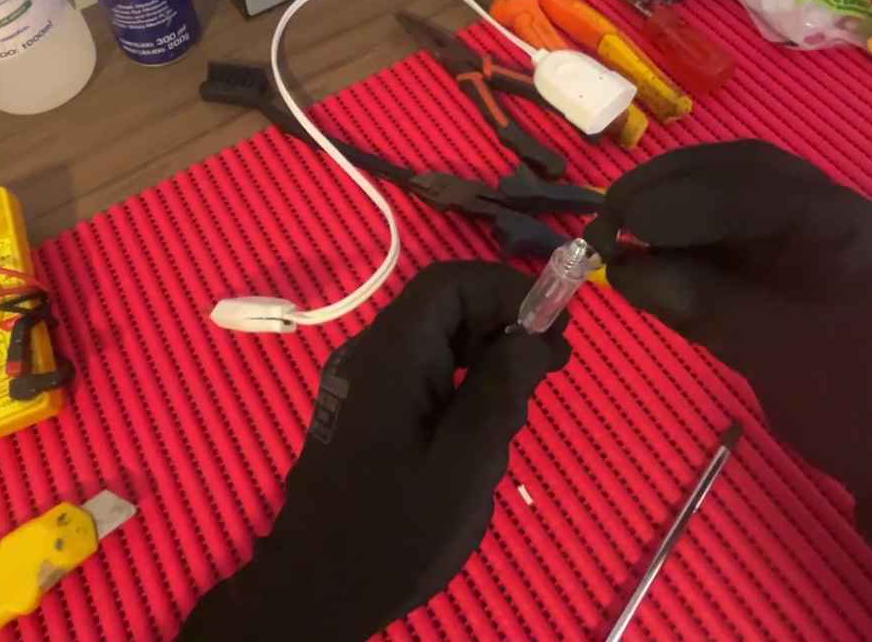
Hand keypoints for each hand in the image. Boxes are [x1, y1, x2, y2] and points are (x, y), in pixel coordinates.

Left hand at [178, 262, 570, 641]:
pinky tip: (490, 414)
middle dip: (502, 319)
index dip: (506, 288)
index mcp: (391, 352)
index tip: (556, 321)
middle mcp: (372, 350)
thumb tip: (535, 336)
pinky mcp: (369, 403)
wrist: (315, 587)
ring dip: (486, 349)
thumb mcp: (464, 466)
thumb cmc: (393, 531)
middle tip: (556, 358)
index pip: (449, 283)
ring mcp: (366, 377)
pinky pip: (422, 367)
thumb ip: (500, 393)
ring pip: (436, 336)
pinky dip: (462, 375)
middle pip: (443, 306)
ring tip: (530, 389)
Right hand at [585, 141, 871, 641]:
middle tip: (615, 207)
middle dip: (672, 183)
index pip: (756, 192)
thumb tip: (619, 266)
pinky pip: (747, 217)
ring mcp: (831, 227)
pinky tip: (661, 238)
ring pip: (744, 184)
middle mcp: (848, 214)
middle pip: (748, 170)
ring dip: (680, 195)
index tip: (620, 219)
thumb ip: (690, 298)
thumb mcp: (765, 353)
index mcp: (858, 233)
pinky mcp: (811, 247)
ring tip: (628, 218)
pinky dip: (698, 223)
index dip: (679, 201)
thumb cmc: (854, 411)